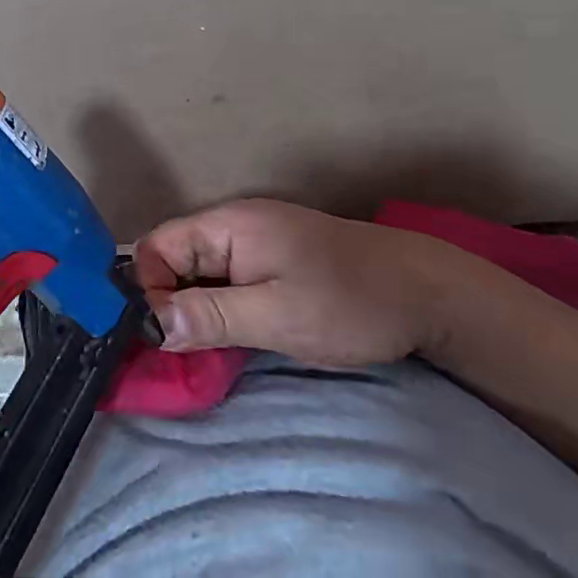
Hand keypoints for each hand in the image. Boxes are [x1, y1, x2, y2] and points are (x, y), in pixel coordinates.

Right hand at [136, 198, 491, 367]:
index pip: (156, 247)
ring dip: (193, 307)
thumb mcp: (277, 317)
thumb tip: (150, 323)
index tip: (162, 335)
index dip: (149, 288)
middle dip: (167, 301)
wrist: (428, 294)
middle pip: (172, 258)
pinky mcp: (270, 259)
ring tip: (201, 348)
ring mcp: (252, 241)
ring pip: (197, 271)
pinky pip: (222, 279)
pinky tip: (227, 334)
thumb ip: (209, 316)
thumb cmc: (351, 302)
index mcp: (226, 226)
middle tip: (179, 351)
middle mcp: (232, 226)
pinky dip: (216, 306)